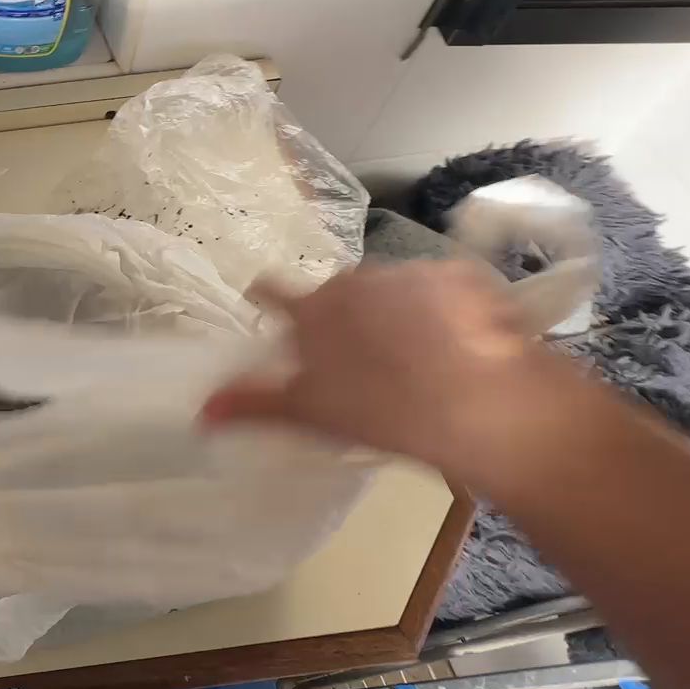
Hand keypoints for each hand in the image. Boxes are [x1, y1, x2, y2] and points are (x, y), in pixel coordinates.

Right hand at [201, 261, 588, 484]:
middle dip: (336, 316)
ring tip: (406, 354)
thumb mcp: (310, 413)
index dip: (265, 300)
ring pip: (383, 289)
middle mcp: (353, 281)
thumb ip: (252, 405)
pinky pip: (435, 288)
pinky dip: (437, 309)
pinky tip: (451, 342)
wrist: (489, 405)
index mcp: (311, 309)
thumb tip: (200, 411)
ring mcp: (408, 274)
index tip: (265, 309)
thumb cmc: (384, 409)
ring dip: (386, 311)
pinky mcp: (461, 279)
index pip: (270, 291)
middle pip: (331, 292)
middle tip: (351, 358)